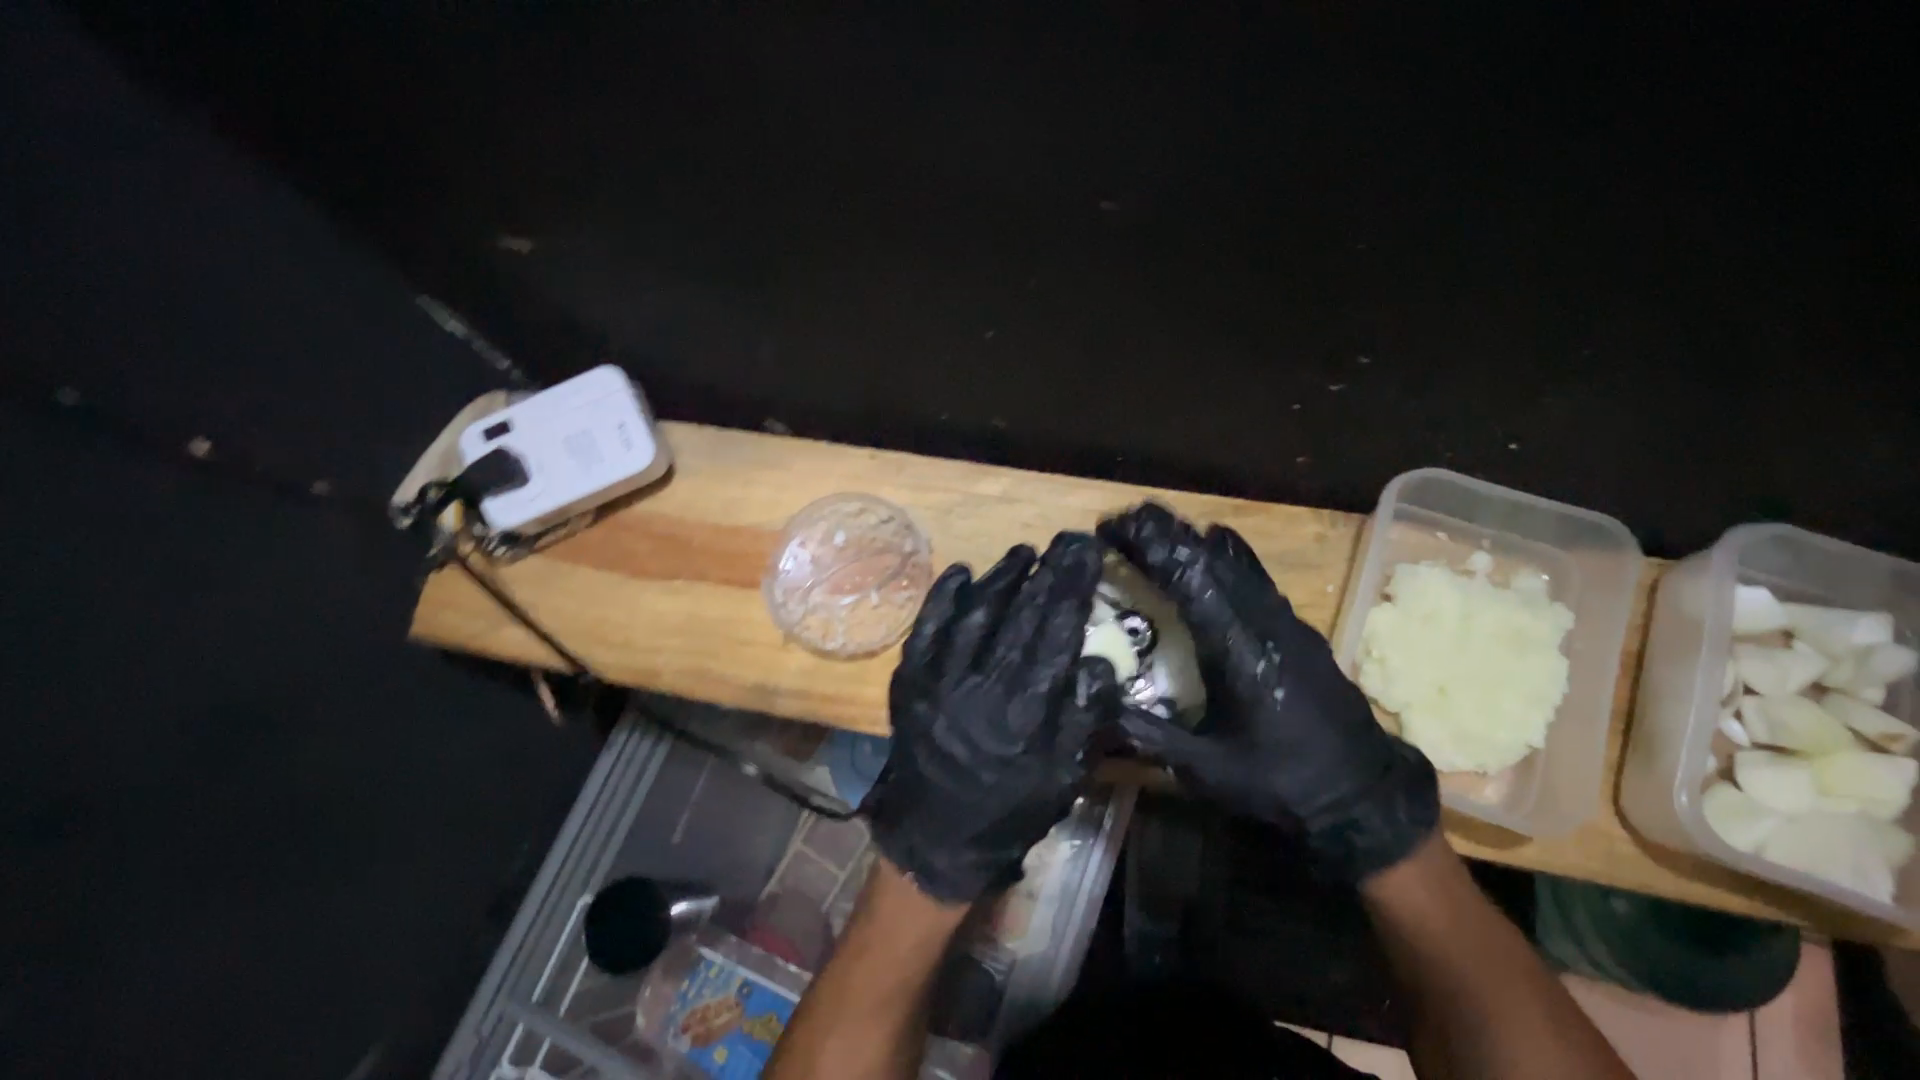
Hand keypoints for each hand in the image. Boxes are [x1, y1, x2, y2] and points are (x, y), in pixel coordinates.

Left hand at [862, 532, 1119, 903]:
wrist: (934, 837)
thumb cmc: (1010, 808)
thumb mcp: (1063, 777)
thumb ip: (1083, 719)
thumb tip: (1097, 663)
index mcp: (1024, 713)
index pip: (1055, 634)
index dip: (1072, 590)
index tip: (1086, 555)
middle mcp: (980, 687)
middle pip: (1018, 615)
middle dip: (1045, 574)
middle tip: (1064, 542)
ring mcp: (937, 680)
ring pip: (974, 613)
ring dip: (1000, 578)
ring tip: (1024, 553)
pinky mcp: (908, 681)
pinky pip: (926, 628)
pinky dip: (944, 597)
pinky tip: (964, 572)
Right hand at [1098, 503, 1438, 881]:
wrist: (1361, 796)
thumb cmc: (1279, 783)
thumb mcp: (1204, 768)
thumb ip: (1144, 733)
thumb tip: (1086, 706)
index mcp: (1238, 648)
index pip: (1189, 576)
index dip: (1148, 545)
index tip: (1109, 528)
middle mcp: (1264, 620)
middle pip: (1211, 554)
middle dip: (1163, 531)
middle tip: (1119, 524)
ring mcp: (1286, 620)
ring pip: (1236, 560)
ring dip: (1190, 542)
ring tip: (1151, 537)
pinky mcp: (1297, 628)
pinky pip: (1252, 577)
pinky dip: (1218, 561)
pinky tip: (1200, 569)